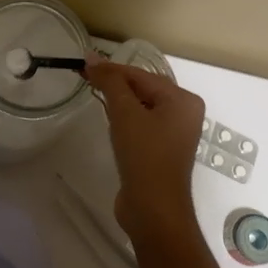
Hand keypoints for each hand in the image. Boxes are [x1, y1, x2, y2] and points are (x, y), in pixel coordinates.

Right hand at [84, 57, 205, 246]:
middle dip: (115, 85)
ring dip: (118, 102)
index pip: (140, 75)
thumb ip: (109, 81)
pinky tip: (110, 122)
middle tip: (85, 79)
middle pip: (143, 89)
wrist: (153, 209)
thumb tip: (92, 57)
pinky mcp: (162, 151)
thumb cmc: (144, 155)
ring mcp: (175, 134)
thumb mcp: (125, 112)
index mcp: (183, 100)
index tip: (82, 65)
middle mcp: (184, 113)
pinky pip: (142, 125)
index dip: (110, 70)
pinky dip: (125, 120)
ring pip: (141, 107)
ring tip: (94, 96)